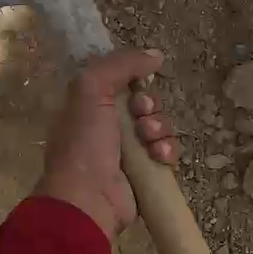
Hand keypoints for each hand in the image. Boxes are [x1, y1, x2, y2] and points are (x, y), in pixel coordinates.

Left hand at [33, 49, 180, 236]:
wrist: (89, 198)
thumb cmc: (84, 142)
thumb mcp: (91, 89)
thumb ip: (120, 65)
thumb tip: (156, 55)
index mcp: (91, 104)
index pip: (124, 82)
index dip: (136, 82)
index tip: (136, 89)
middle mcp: (110, 125)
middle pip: (147, 104)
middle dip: (151, 107)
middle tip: (141, 117)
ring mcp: (129, 151)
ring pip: (161, 127)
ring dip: (161, 130)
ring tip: (149, 142)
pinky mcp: (147, 173)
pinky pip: (168, 153)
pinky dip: (168, 152)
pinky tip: (158, 158)